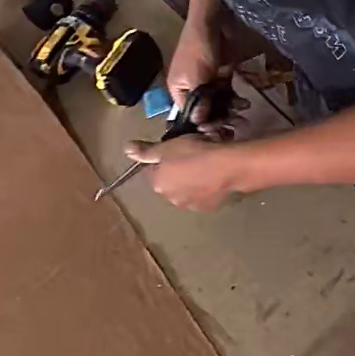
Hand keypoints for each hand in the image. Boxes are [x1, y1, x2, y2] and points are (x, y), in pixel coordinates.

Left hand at [124, 135, 240, 211]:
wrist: (228, 167)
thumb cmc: (195, 153)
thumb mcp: (167, 147)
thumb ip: (146, 151)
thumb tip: (126, 149)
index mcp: (158, 184)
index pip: (151, 171)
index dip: (160, 158)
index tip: (172, 149)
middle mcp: (171, 199)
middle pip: (168, 182)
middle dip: (175, 172)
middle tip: (189, 156)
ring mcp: (191, 206)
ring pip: (185, 190)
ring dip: (190, 181)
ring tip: (203, 167)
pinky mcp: (209, 208)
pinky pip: (202, 196)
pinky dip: (205, 189)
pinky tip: (213, 177)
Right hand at [167, 0, 234, 139]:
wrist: (213, 21)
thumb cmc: (197, 48)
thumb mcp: (196, 77)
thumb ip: (199, 101)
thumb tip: (199, 124)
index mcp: (178, 91)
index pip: (190, 115)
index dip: (204, 125)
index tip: (219, 133)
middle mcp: (191, 89)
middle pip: (205, 111)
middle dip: (220, 120)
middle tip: (235, 128)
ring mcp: (207, 82)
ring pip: (218, 103)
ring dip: (230, 111)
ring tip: (243, 119)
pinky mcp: (221, 75)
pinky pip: (227, 93)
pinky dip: (234, 99)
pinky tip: (244, 104)